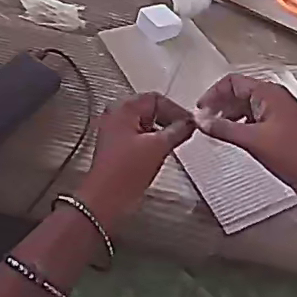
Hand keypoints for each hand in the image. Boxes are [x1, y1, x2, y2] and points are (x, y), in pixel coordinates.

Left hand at [76, 93, 195, 227]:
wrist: (106, 198)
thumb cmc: (123, 172)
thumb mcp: (158, 147)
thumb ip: (177, 131)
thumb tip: (188, 124)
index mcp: (123, 108)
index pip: (155, 98)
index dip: (175, 109)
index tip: (189, 123)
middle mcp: (115, 116)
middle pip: (149, 109)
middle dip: (168, 119)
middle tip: (184, 130)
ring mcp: (114, 131)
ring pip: (144, 123)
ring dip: (161, 131)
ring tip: (173, 143)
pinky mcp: (116, 147)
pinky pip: (139, 136)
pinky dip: (152, 141)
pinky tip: (159, 153)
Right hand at [196, 74, 296, 195]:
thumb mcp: (251, 140)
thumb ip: (223, 128)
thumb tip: (203, 121)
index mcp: (269, 93)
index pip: (232, 82)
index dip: (213, 94)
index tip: (201, 108)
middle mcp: (275, 98)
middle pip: (238, 92)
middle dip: (219, 104)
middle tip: (205, 119)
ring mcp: (280, 112)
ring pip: (246, 106)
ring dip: (229, 115)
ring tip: (216, 128)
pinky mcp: (282, 127)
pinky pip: (254, 118)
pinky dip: (240, 124)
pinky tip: (234, 136)